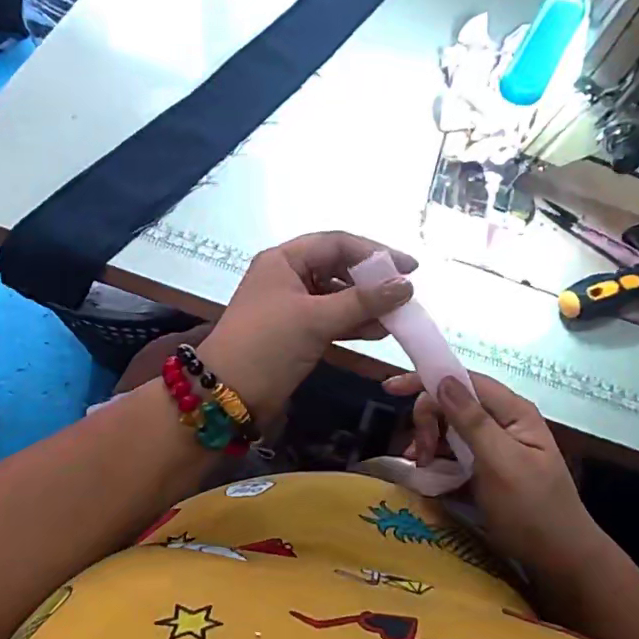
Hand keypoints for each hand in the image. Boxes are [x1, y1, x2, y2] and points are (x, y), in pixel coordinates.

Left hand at [198, 232, 416, 420]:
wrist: (228, 395)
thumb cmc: (268, 344)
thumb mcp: (317, 319)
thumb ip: (363, 301)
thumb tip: (407, 286)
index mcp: (284, 260)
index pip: (337, 244)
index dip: (375, 253)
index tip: (410, 267)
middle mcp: (288, 277)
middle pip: (339, 268)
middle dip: (372, 282)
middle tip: (404, 294)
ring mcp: (292, 305)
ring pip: (338, 296)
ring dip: (366, 306)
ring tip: (397, 317)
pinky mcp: (296, 332)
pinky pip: (332, 319)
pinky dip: (354, 324)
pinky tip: (378, 332)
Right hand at [383, 371, 612, 579]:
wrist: (560, 559)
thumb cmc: (533, 511)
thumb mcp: (501, 463)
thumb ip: (472, 421)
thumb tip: (443, 380)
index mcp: (513, 412)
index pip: (464, 380)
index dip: (427, 379)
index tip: (390, 389)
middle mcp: (503, 421)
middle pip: (453, 403)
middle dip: (429, 421)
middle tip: (420, 453)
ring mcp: (494, 445)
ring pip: (449, 427)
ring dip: (429, 441)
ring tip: (421, 466)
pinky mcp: (486, 468)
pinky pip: (453, 452)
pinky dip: (436, 458)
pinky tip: (425, 473)